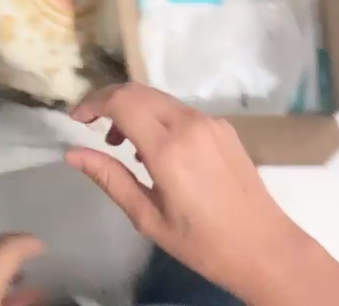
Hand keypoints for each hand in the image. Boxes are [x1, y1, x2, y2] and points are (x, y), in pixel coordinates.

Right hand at [64, 84, 338, 305]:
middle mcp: (188, 123)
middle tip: (92, 127)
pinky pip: (179, 110)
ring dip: (133, 108)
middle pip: (137, 91)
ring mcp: (208, 121)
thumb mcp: (148, 218)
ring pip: (159, 98)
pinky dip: (157, 117)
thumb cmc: (201, 242)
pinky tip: (155, 149)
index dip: (92, 103)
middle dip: (109, 101)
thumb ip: (110, 179)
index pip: (121, 102)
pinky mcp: (222, 125)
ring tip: (121, 144)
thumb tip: (73, 154)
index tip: (74, 119)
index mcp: (168, 147)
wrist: (264, 247)